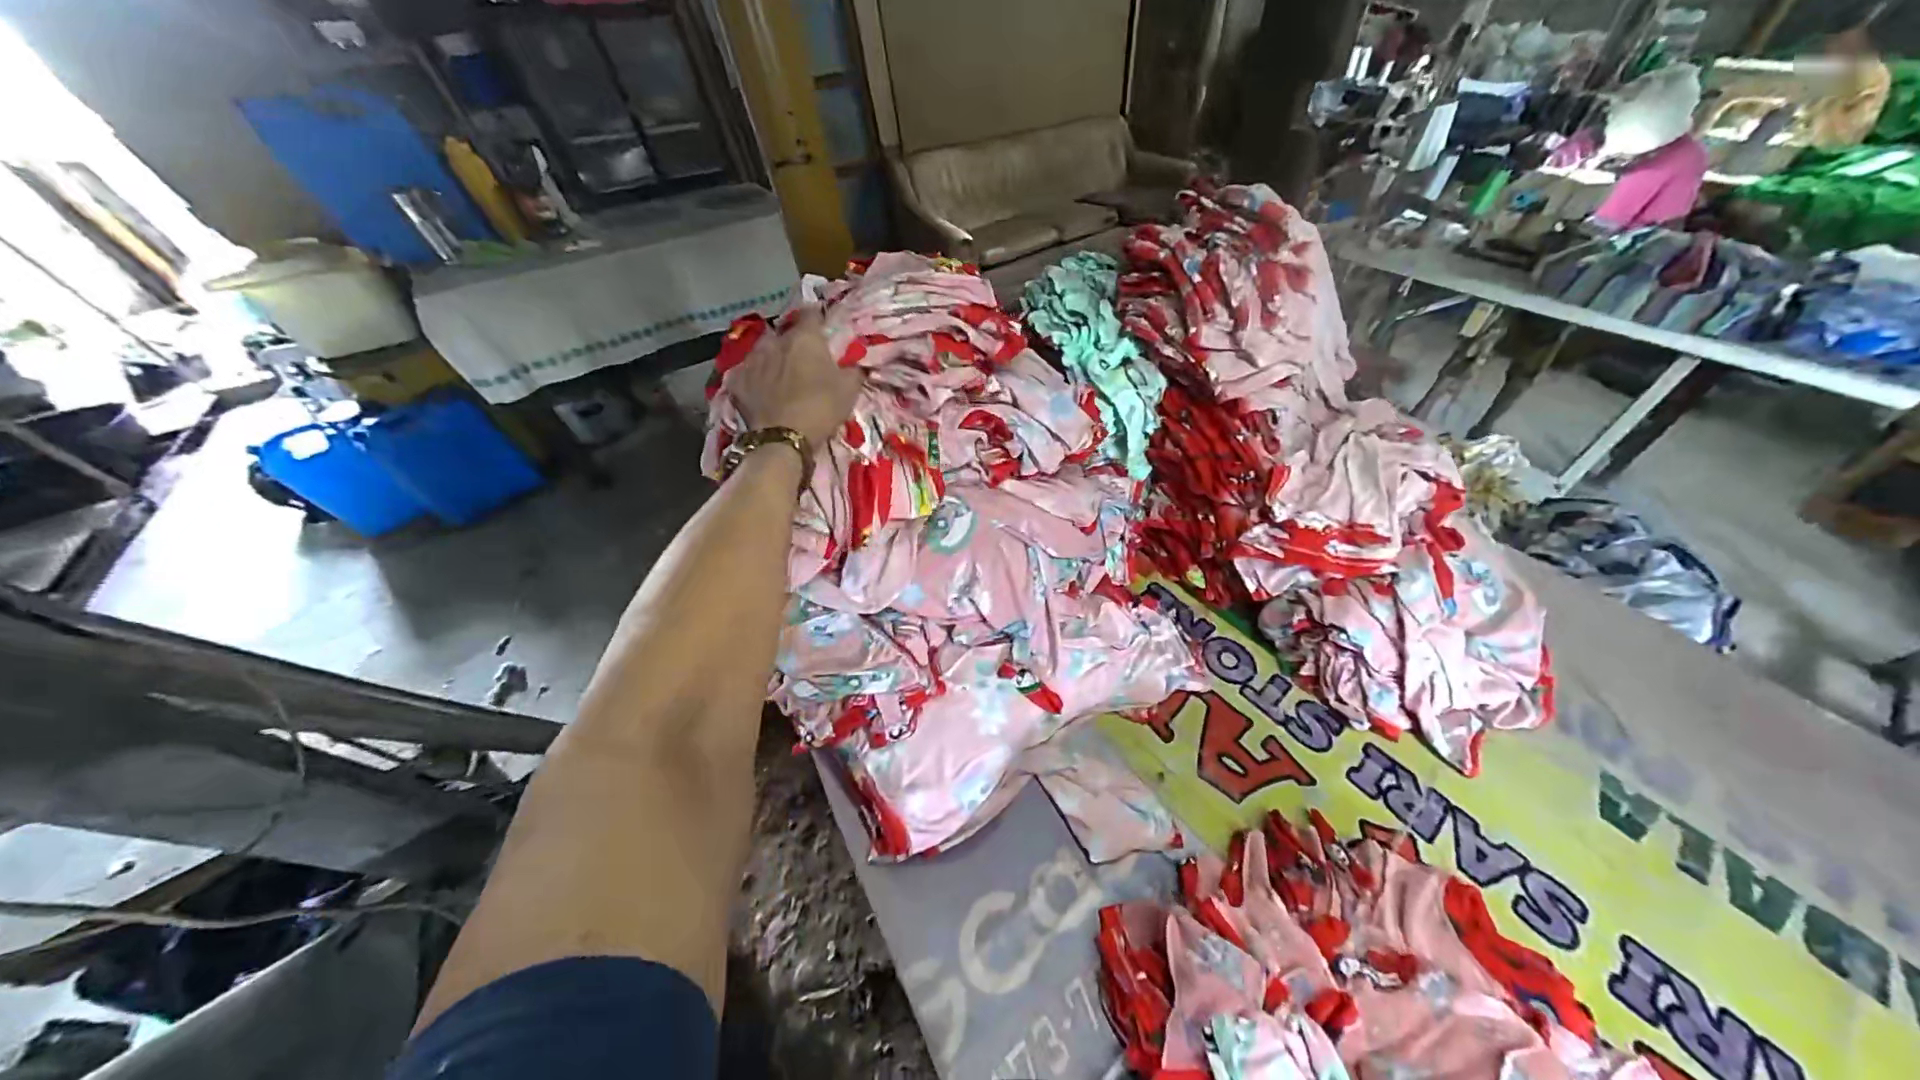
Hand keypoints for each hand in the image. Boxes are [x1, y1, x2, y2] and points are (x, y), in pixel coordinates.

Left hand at [731, 306, 861, 450]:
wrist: (783, 438)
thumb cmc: (821, 408)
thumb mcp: (849, 390)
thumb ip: (853, 370)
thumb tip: (856, 363)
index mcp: (804, 337)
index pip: (811, 313)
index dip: (818, 319)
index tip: (823, 328)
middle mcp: (775, 340)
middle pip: (785, 332)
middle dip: (793, 341)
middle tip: (802, 358)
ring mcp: (752, 359)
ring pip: (763, 350)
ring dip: (772, 357)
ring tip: (780, 373)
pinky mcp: (736, 380)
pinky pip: (747, 372)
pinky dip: (755, 377)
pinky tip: (761, 389)